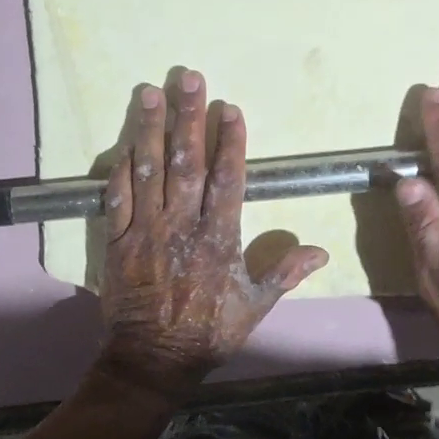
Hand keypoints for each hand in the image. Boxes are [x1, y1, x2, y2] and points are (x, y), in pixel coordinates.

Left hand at [96, 71, 327, 407]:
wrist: (153, 359)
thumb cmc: (208, 333)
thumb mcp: (254, 308)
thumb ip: (284, 274)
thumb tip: (321, 251)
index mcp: (218, 239)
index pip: (227, 181)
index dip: (229, 143)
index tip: (229, 109)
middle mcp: (182, 227)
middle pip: (186, 163)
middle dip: (188, 118)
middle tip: (188, 79)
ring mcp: (146, 231)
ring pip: (149, 171)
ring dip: (149, 130)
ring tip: (150, 93)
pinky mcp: (118, 241)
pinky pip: (117, 199)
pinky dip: (120, 170)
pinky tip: (125, 142)